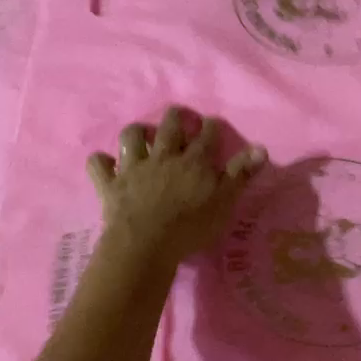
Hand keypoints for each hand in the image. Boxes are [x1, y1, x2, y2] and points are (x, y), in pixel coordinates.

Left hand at [87, 107, 266, 265]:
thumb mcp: (224, 203)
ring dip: (137, 132)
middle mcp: (163, 156)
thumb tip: (261, 148)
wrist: (146, 244)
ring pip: (131, 137)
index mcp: (194, 161)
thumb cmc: (191, 227)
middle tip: (180, 116)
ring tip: (142, 134)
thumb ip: (240, 175)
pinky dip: (101, 162)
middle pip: (169, 126)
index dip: (211, 127)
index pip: (207, 134)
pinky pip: (99, 165)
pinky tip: (105, 162)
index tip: (213, 125)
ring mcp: (134, 168)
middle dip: (176, 117)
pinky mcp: (111, 184)